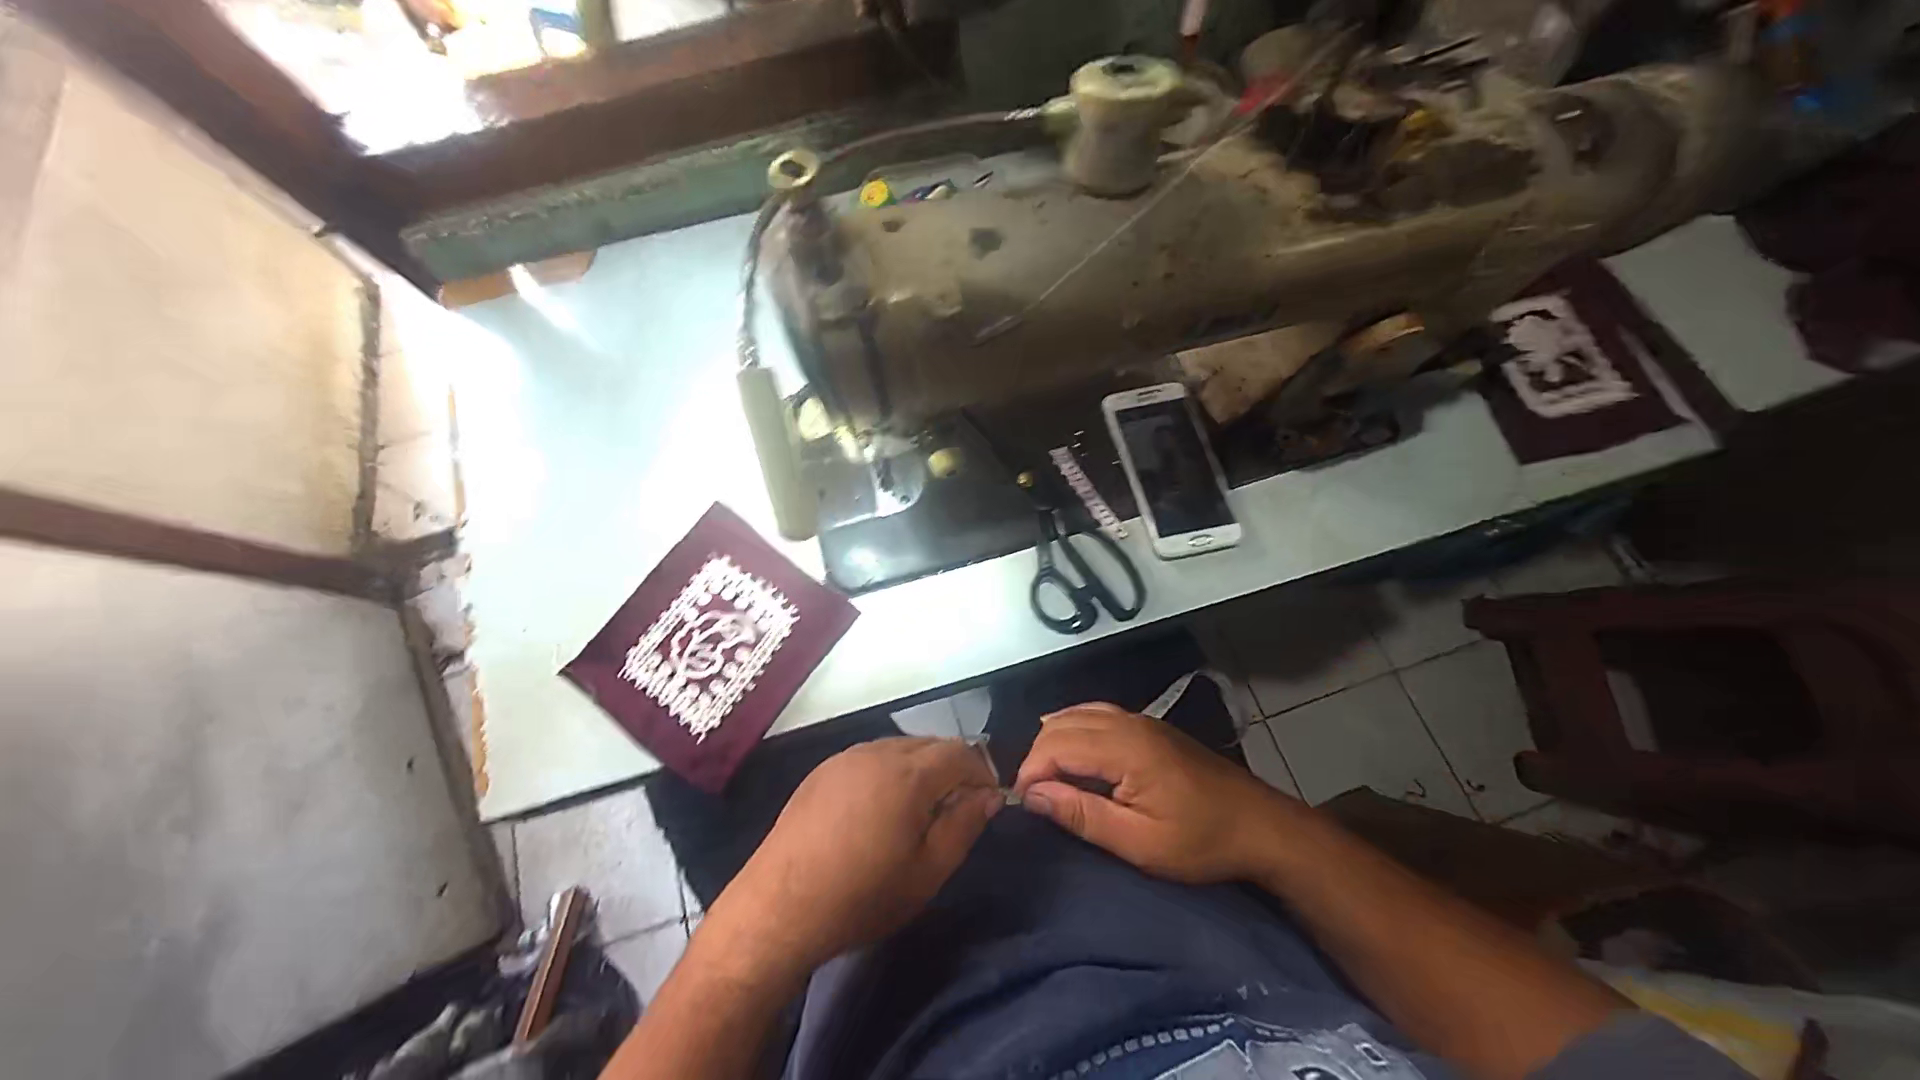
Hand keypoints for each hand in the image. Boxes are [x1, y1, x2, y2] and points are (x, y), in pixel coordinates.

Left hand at [701, 738, 1001, 980]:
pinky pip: (870, 758)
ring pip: (899, 748)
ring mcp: (845, 758)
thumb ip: (964, 825)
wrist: (778, 908)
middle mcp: (877, 752)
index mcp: (908, 774)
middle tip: (956, 809)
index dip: (981, 772)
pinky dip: (889, 772)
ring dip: (920, 769)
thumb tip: (989, 795)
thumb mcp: (927, 871)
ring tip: (918, 811)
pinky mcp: (822, 771)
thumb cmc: (862, 896)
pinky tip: (879, 809)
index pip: (960, 752)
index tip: (987, 801)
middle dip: (952, 768)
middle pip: (930, 744)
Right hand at [1013, 702, 1307, 884]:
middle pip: (1059, 725)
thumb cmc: (1201, 840)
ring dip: (1052, 743)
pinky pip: (1093, 714)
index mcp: (1124, 747)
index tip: (1025, 807)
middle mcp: (1127, 722)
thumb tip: (1032, 796)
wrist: (1260, 825)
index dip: (1030, 773)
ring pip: (1074, 714)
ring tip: (1048, 781)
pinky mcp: (1147, 725)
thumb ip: (1082, 815)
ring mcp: (1139, 720)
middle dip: (1037, 758)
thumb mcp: (1140, 842)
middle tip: (1036, 799)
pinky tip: (1069, 752)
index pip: (1054, 745)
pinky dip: (1071, 729)